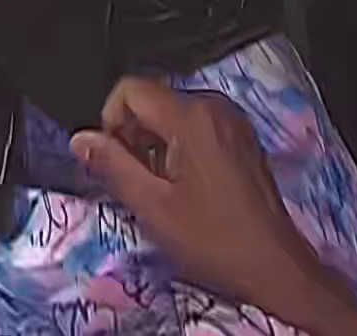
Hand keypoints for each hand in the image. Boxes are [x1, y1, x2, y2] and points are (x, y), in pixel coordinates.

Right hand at [71, 80, 356, 335]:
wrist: (276, 266)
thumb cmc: (214, 240)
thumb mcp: (153, 207)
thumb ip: (113, 165)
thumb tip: (81, 139)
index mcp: (190, 116)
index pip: (131, 89)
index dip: (112, 119)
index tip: (117, 158)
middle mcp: (212, 104)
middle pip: (152, 97)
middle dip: (135, 132)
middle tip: (140, 177)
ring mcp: (229, 115)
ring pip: (172, 108)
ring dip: (156, 138)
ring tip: (165, 183)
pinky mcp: (239, 130)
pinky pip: (195, 118)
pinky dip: (180, 139)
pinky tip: (187, 180)